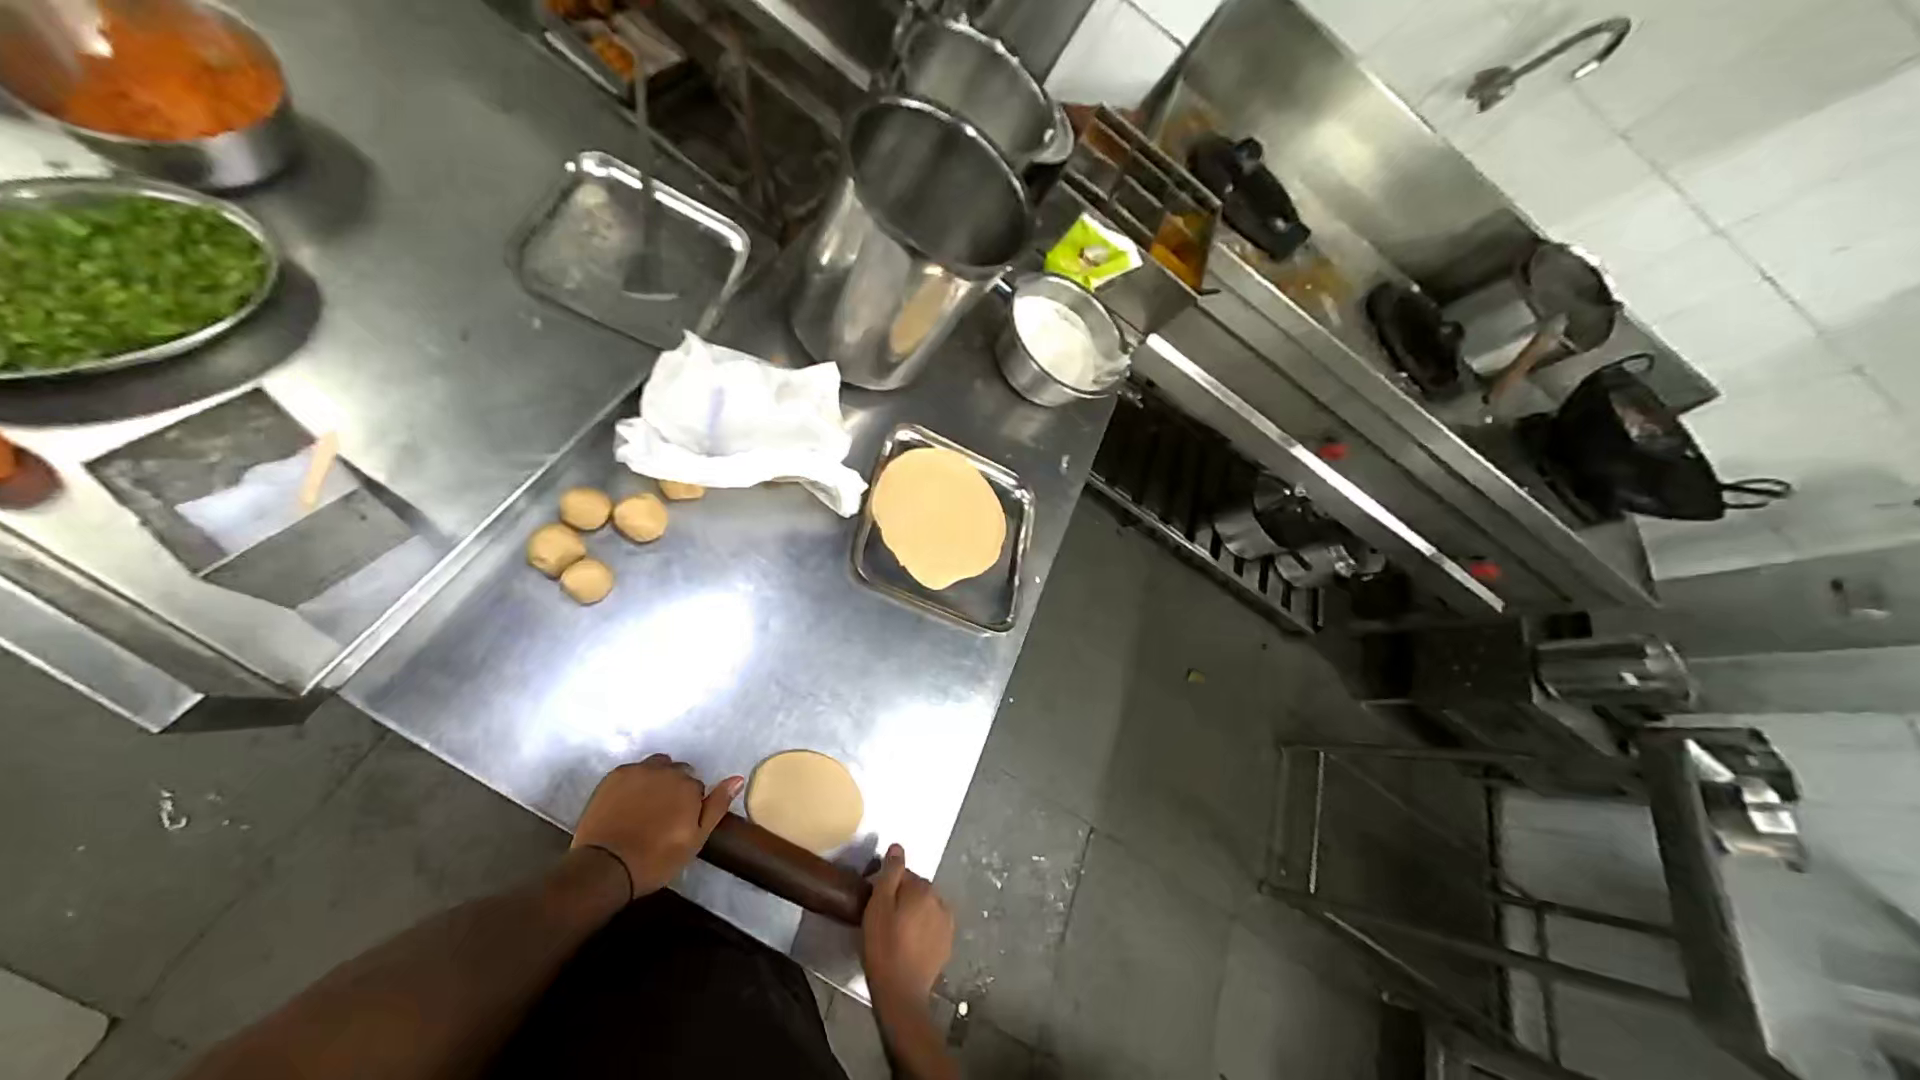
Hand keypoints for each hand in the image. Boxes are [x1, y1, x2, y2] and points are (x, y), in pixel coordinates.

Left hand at [572, 755, 743, 898]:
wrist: (604, 867)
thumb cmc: (656, 859)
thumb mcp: (696, 839)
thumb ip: (717, 805)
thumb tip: (737, 778)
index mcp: (688, 785)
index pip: (697, 786)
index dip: (690, 804)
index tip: (679, 822)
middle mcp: (665, 771)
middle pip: (677, 772)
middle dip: (674, 788)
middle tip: (663, 815)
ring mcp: (638, 771)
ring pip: (656, 766)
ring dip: (656, 779)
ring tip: (646, 806)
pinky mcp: (613, 776)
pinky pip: (633, 770)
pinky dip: (634, 782)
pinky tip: (627, 803)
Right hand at [860, 844, 952, 1004]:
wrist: (901, 993)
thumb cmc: (884, 946)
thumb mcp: (878, 906)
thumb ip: (890, 873)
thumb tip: (898, 846)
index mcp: (923, 888)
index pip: (903, 875)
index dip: (887, 886)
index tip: (875, 903)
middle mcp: (940, 900)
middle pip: (916, 890)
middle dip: (901, 899)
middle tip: (883, 920)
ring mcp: (947, 923)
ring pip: (925, 908)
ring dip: (913, 913)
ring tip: (896, 934)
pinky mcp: (947, 943)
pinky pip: (932, 926)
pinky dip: (922, 929)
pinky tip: (909, 945)